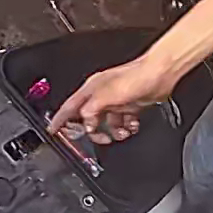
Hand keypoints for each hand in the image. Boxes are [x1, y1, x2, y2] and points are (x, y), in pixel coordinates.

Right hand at [47, 50, 183, 143]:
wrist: (160, 74)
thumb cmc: (136, 77)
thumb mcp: (106, 95)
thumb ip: (91, 110)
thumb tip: (86, 122)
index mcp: (92, 89)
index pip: (70, 107)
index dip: (60, 119)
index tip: (53, 130)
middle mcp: (102, 94)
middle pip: (89, 118)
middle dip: (94, 131)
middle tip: (101, 137)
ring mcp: (116, 100)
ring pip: (107, 122)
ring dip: (114, 131)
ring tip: (122, 132)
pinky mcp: (130, 104)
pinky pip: (123, 121)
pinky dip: (126, 127)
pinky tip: (131, 127)